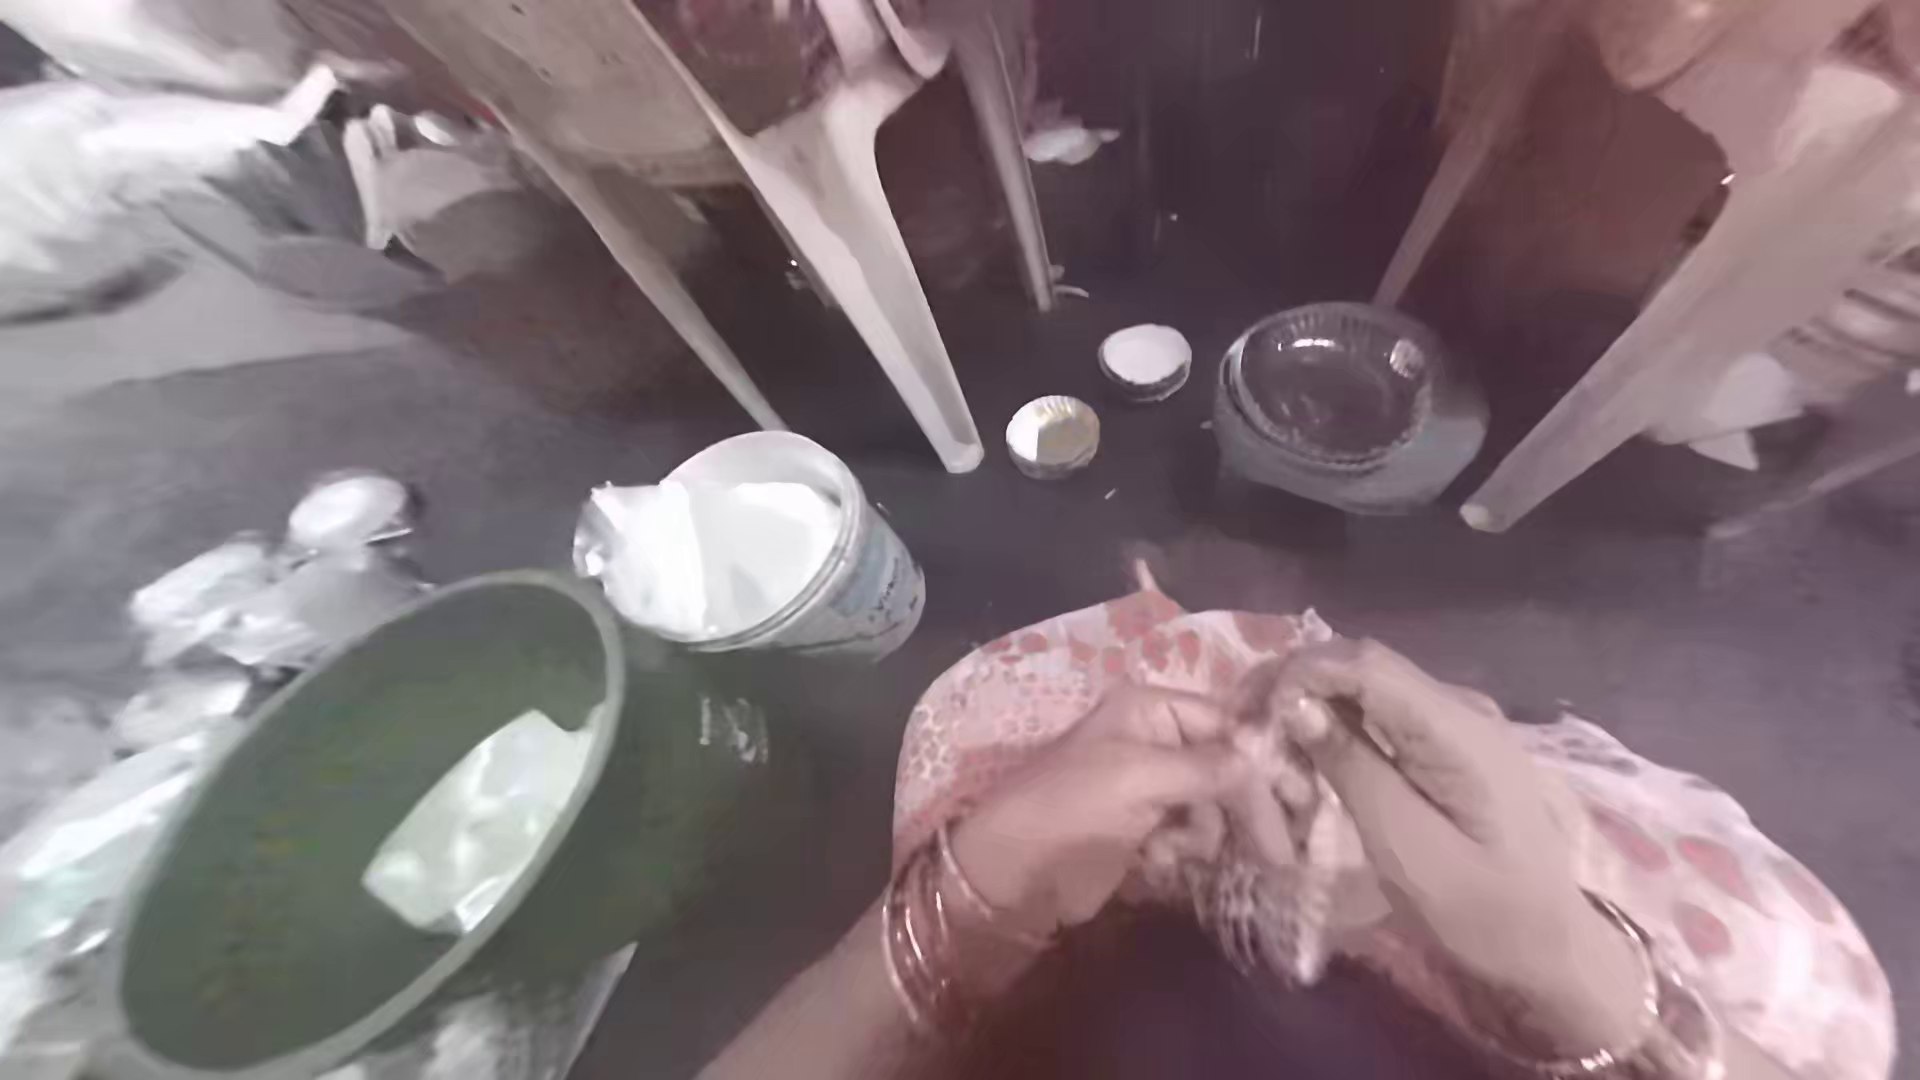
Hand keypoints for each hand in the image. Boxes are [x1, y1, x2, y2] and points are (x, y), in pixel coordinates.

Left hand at [948, 683, 1254, 935]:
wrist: (1016, 866)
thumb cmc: (1073, 804)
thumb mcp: (1140, 777)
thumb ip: (1209, 768)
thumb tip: (1269, 761)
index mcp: (1148, 709)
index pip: (1224, 723)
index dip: (1261, 759)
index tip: (1304, 800)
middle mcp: (1153, 737)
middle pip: (1225, 764)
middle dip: (1243, 805)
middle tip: (1276, 852)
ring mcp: (1150, 781)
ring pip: (1213, 803)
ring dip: (1204, 831)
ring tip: (1175, 850)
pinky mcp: (1147, 823)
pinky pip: (1191, 831)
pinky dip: (1182, 849)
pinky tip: (1155, 862)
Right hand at [1266, 639, 1649, 1058]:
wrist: (1550, 953)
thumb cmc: (1478, 909)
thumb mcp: (1404, 844)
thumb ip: (1350, 765)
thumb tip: (1293, 703)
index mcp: (1459, 729)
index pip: (1363, 664)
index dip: (1299, 673)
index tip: (1256, 713)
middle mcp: (1458, 704)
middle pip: (1357, 659)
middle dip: (1292, 677)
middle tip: (1245, 715)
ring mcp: (1452, 715)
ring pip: (1359, 674)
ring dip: (1305, 691)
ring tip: (1265, 725)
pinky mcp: (1440, 732)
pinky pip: (1371, 699)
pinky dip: (1327, 708)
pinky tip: (1303, 733)